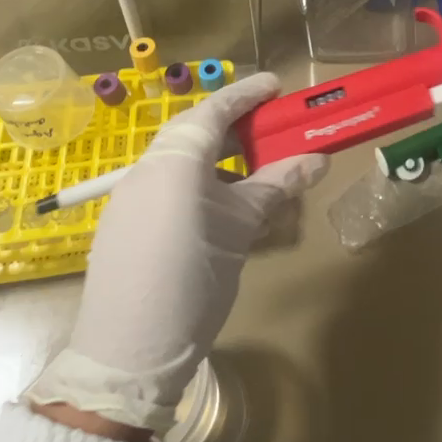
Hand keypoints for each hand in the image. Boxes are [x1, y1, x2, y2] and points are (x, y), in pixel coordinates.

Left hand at [23, 72, 328, 433]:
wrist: (127, 355)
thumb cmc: (192, 279)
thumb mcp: (242, 228)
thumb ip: (277, 186)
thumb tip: (318, 158)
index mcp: (173, 163)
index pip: (213, 111)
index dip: (246, 94)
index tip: (277, 86)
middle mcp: (146, 171)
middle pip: (194, 132)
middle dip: (234, 125)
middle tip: (271, 127)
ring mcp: (129, 200)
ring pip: (180, 161)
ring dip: (218, 157)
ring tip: (255, 171)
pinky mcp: (124, 228)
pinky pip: (167, 187)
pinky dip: (199, 183)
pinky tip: (223, 208)